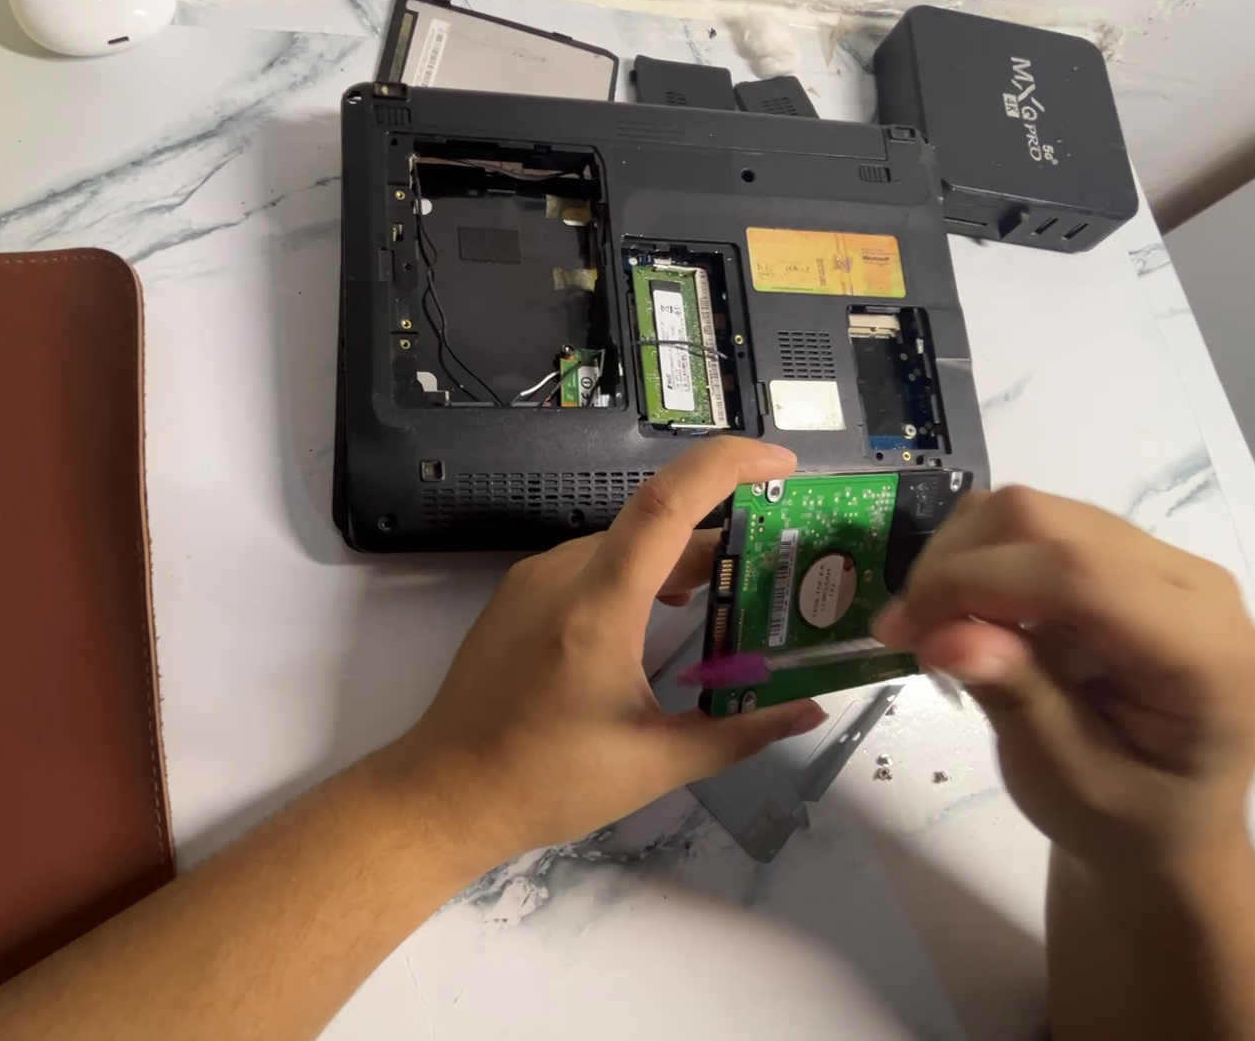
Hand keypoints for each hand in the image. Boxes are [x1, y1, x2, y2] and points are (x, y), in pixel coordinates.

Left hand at [376, 437, 830, 861]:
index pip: (665, 504)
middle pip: (653, 526)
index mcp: (597, 607)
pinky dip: (637, 573)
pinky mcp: (519, 592)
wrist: (447, 789)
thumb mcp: (655, 763)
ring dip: (677, 560)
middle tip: (775, 569)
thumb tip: (807, 706)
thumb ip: (739, 730)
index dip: (727, 466)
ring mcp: (533, 578)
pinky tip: (660, 611)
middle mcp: (561, 574)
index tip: (781, 465)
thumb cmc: (546, 781)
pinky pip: (591, 563)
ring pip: (622, 544)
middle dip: (720, 539)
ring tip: (726, 597)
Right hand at [872, 487, 1254, 874]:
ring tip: (935, 620)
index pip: (1079, 574)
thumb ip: (1017, 699)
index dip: (973, 584)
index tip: (900, 630)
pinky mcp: (1121, 557)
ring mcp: (1161, 564)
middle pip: (1046, 522)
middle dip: (954, 564)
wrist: (1163, 826)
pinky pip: (1030, 523)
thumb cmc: (1121, 817)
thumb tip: (944, 636)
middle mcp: (1198, 590)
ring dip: (958, 557)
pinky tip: (968, 605)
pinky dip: (974, 554)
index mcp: (1209, 657)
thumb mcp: (1065, 779)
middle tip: (910, 628)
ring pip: (1029, 511)